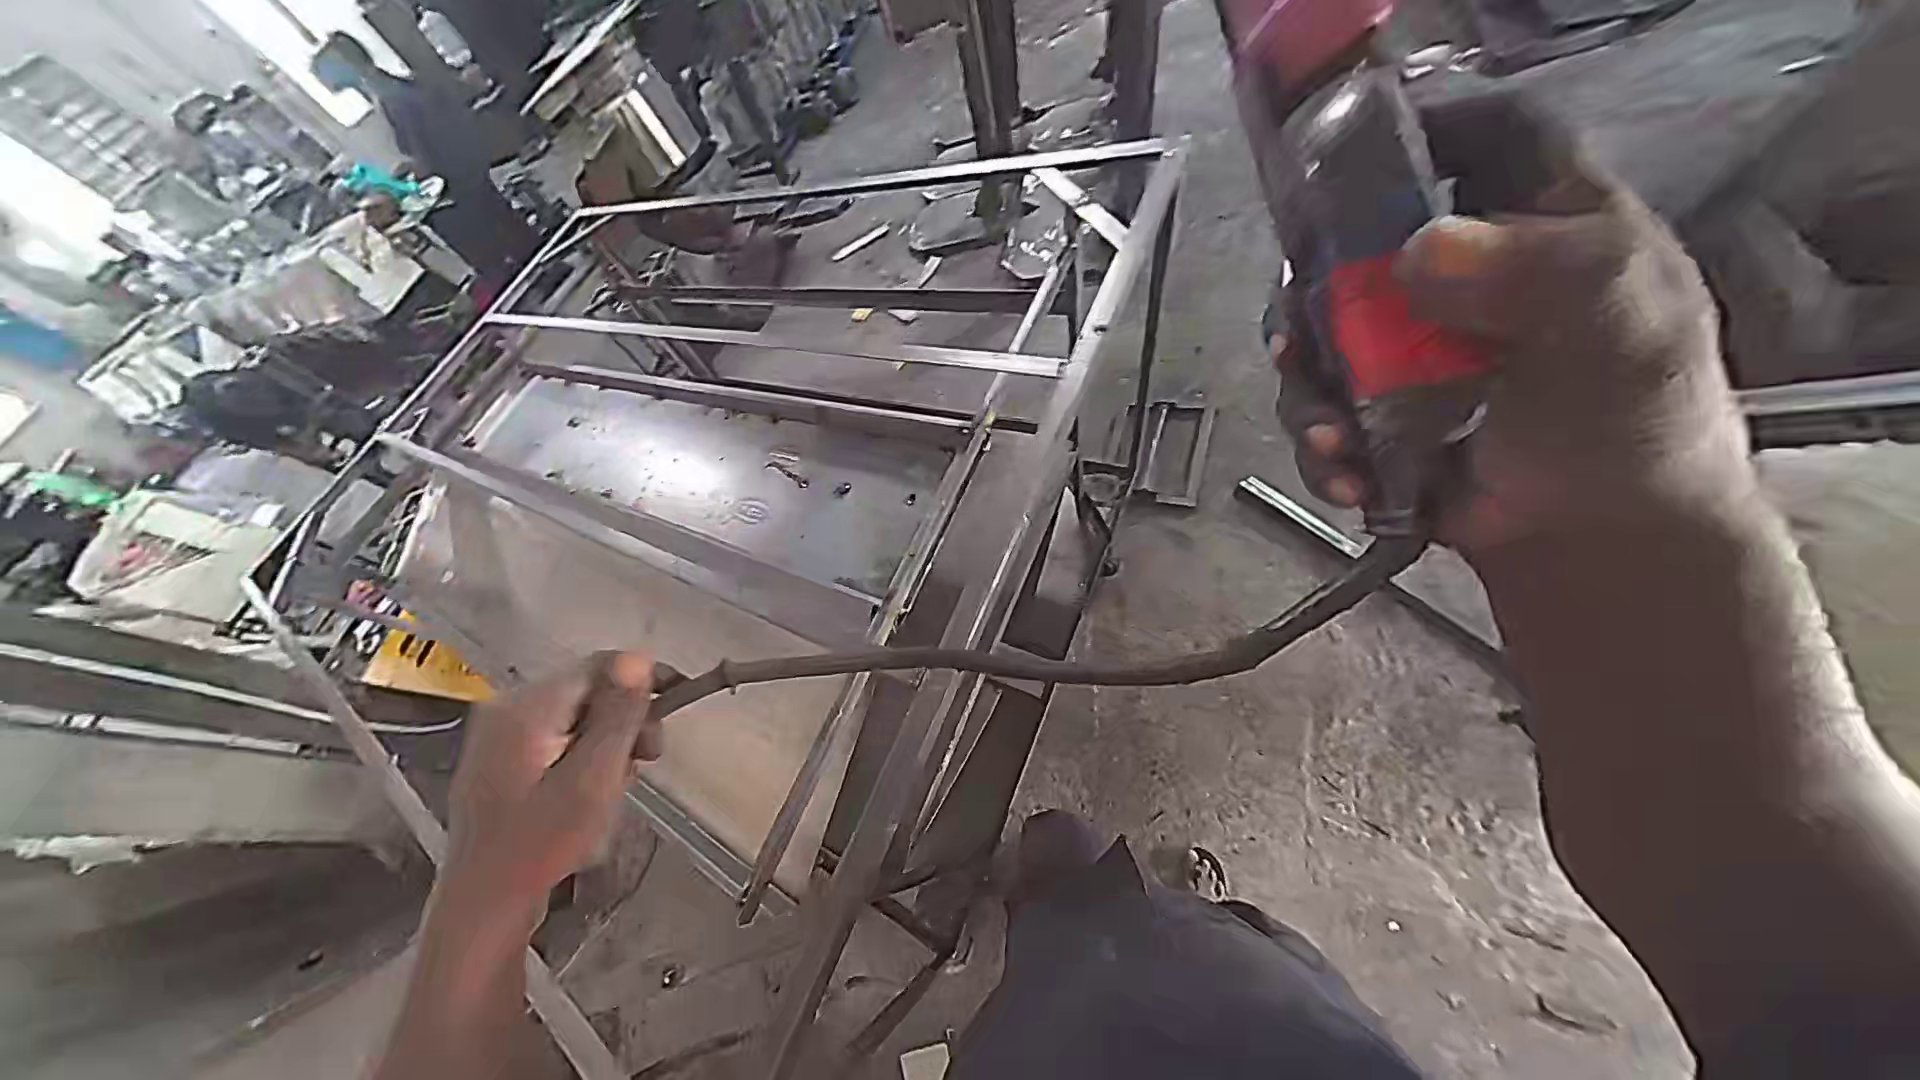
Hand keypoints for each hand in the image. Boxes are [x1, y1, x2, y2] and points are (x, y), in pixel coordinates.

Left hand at [444, 651, 657, 902]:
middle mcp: (509, 709)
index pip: (600, 665)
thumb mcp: (593, 778)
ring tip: (623, 778)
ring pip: (580, 712)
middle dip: (628, 717)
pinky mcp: (506, 755)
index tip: (678, 698)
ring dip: (612, 738)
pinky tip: (598, 784)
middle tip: (650, 756)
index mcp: (525, 709)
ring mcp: (503, 733)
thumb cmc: (540, 845)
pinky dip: (590, 751)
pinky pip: (563, 734)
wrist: (483, 906)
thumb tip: (639, 657)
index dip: (644, 676)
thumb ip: (618, 715)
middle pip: (590, 688)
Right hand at [1272, 92, 1754, 556]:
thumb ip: (1543, 274)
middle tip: (1296, 344)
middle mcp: (1451, 283)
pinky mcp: (1369, 415)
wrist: (1591, 536)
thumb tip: (1417, 251)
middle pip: (1350, 257)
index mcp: (1530, 228)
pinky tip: (1347, 477)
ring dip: (1308, 397)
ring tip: (1332, 442)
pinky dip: (1319, 451)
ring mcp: (1399, 354)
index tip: (1347, 166)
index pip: (1475, 144)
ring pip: (1314, 348)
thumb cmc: (1628, 420)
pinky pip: (1315, 417)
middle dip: (1308, 304)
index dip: (1415, 137)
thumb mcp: (1618, 329)